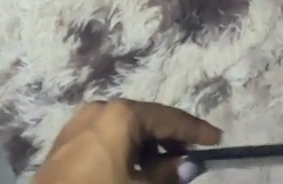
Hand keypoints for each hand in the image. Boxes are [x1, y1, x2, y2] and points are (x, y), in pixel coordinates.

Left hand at [34, 100, 221, 183]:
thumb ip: (168, 174)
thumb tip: (188, 165)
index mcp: (122, 114)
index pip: (170, 118)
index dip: (196, 131)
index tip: (217, 140)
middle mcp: (102, 108)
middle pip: (147, 120)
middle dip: (169, 140)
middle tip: (190, 158)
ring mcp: (80, 123)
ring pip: (125, 130)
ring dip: (146, 148)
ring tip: (162, 170)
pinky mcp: (65, 143)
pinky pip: (105, 139)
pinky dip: (124, 151)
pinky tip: (133, 171)